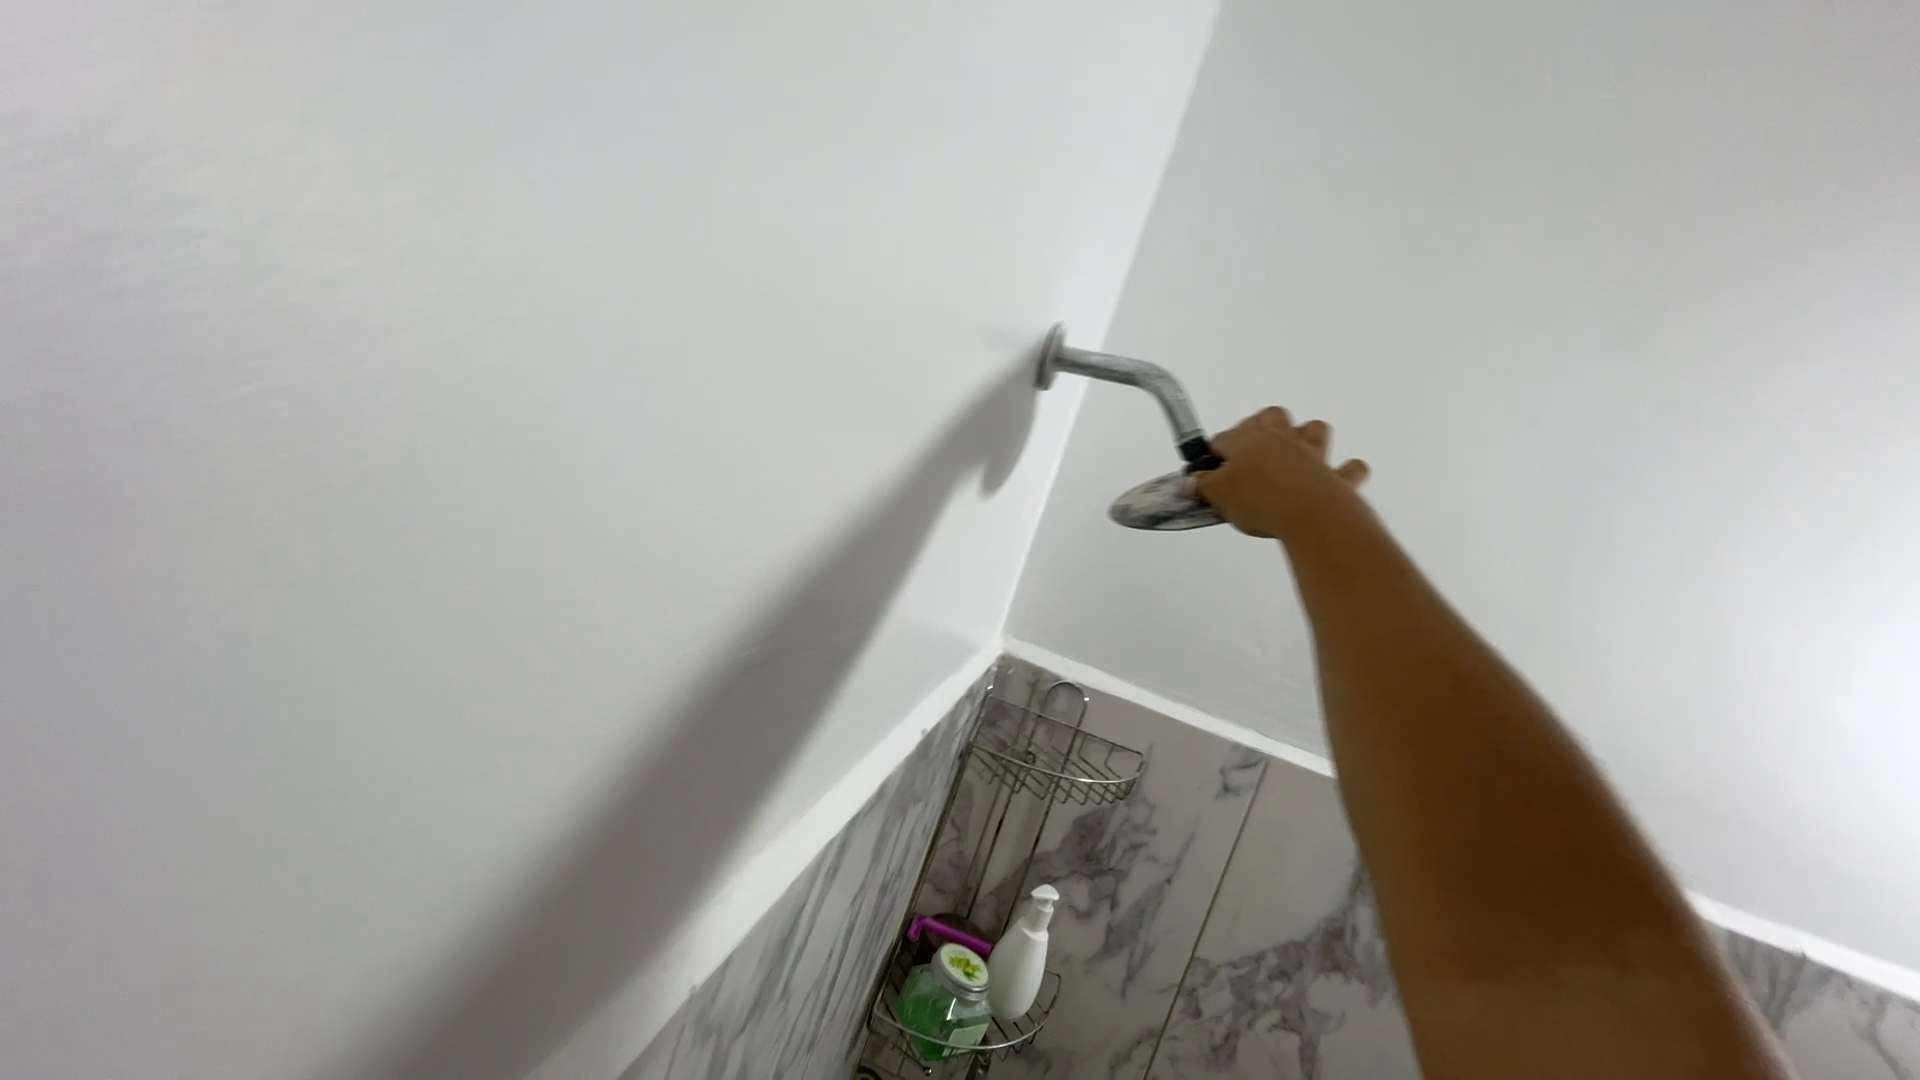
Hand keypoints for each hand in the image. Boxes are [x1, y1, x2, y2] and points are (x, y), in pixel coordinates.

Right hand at [1192, 407, 1370, 540]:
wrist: (1310, 515)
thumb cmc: (1257, 498)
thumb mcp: (1217, 495)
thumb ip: (1202, 486)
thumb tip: (1189, 482)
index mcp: (1248, 437)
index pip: (1223, 438)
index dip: (1214, 453)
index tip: (1208, 470)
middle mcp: (1282, 437)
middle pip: (1272, 417)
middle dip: (1261, 426)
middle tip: (1250, 451)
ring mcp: (1313, 454)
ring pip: (1314, 430)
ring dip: (1305, 437)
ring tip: (1292, 455)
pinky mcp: (1337, 477)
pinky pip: (1349, 469)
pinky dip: (1345, 471)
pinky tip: (1337, 477)